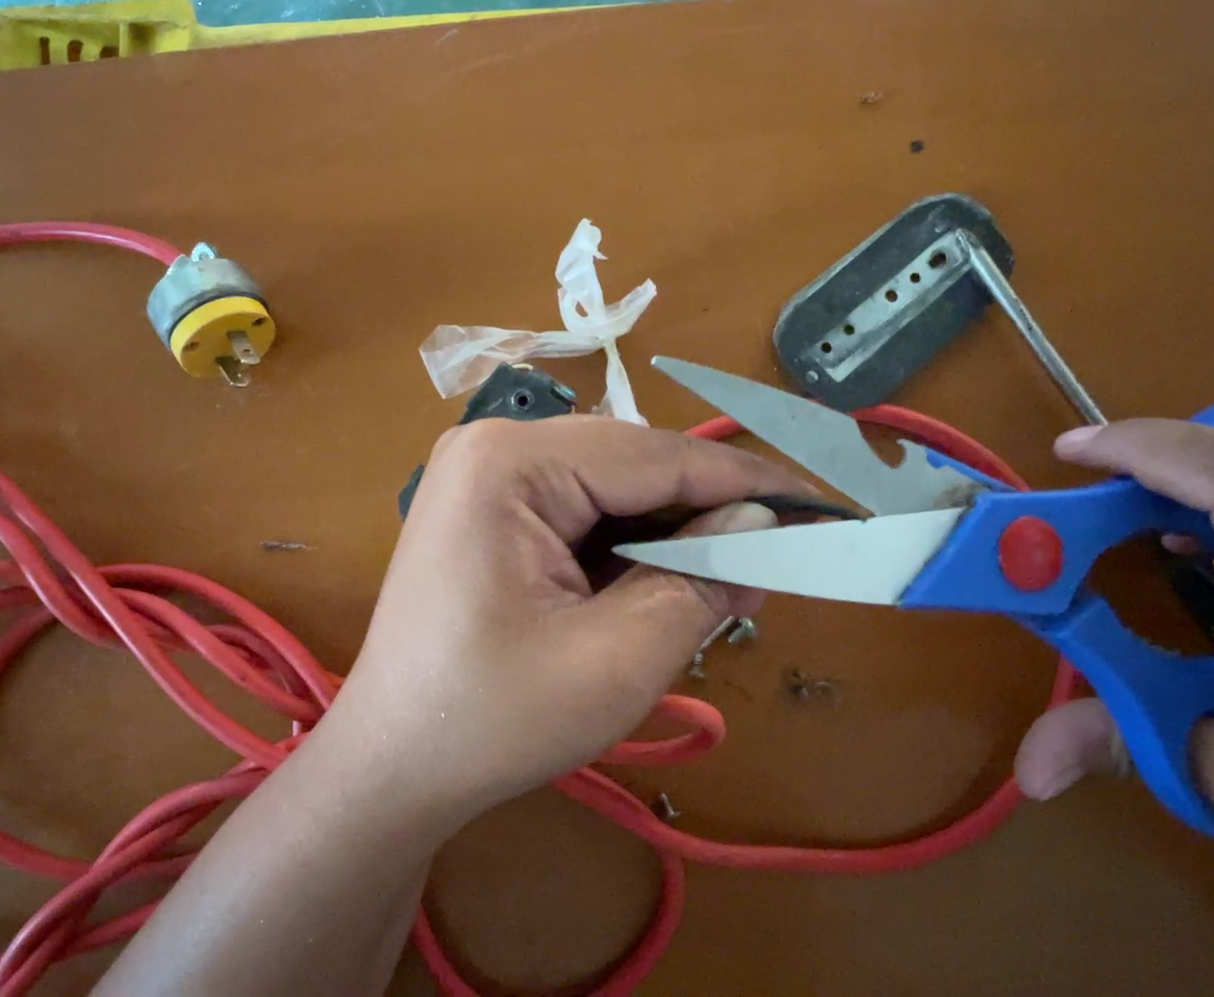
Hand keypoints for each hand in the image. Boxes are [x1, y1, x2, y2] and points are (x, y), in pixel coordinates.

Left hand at [317, 415, 811, 820]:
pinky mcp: (485, 511)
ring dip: (670, 532)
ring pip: (610, 487)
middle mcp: (492, 447)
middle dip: (706, 511)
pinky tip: (662, 583)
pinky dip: (628, 545)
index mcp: (511, 462)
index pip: (657, 456)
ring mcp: (482, 477)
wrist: (392, 766)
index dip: (746, 481)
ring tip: (728, 583)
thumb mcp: (618, 658)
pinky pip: (578, 510)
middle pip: (632, 464)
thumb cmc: (496, 719)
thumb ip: (700, 578)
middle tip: (775, 562)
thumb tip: (762, 522)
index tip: (821, 506)